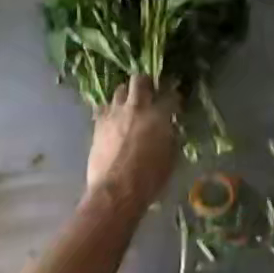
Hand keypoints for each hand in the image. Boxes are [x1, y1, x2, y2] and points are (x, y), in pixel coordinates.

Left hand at [85, 74, 177, 209]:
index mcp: (158, 115)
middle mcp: (136, 107)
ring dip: (126, 95)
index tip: (175, 102)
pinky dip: (110, 110)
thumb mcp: (170, 158)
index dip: (174, 96)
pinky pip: (104, 108)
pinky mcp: (98, 124)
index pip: (170, 95)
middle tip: (149, 91)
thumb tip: (169, 128)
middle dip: (146, 82)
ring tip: (129, 104)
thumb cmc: (149, 178)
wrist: (116, 192)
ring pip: (119, 90)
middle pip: (140, 80)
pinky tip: (113, 119)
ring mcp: (114, 114)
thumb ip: (171, 137)